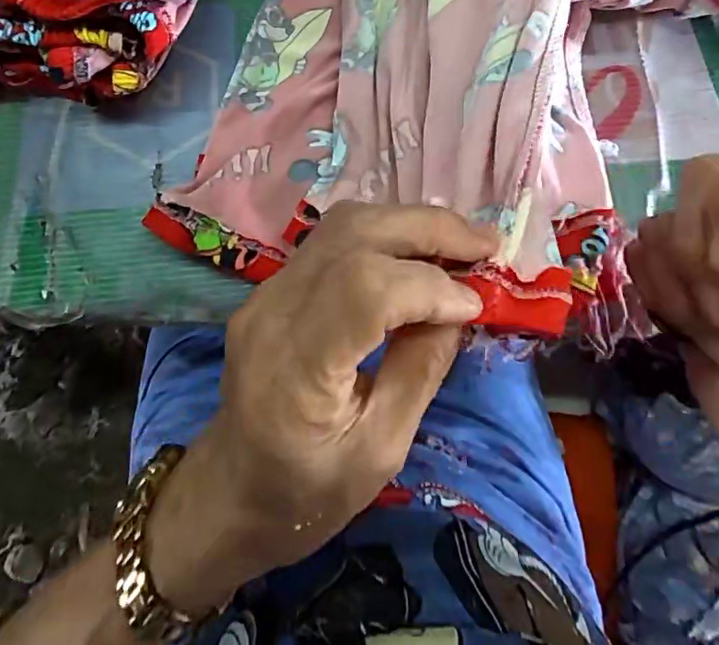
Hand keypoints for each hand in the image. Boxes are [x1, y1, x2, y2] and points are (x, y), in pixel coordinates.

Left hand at [144, 203, 495, 614]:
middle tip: (485, 244)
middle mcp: (272, 311)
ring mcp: (265, 293)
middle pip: (351, 234)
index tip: (475, 304)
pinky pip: (331, 243)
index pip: (363, 288)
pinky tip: (417, 254)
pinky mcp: (270, 288)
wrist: (233, 489)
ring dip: (406, 224)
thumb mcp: (381, 451)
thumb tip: (459, 308)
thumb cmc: (307, 493)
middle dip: (426, 229)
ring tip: (460, 243)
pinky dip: (383, 237)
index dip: (427, 285)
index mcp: (295, 367)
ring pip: (340, 226)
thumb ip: (419, 371)